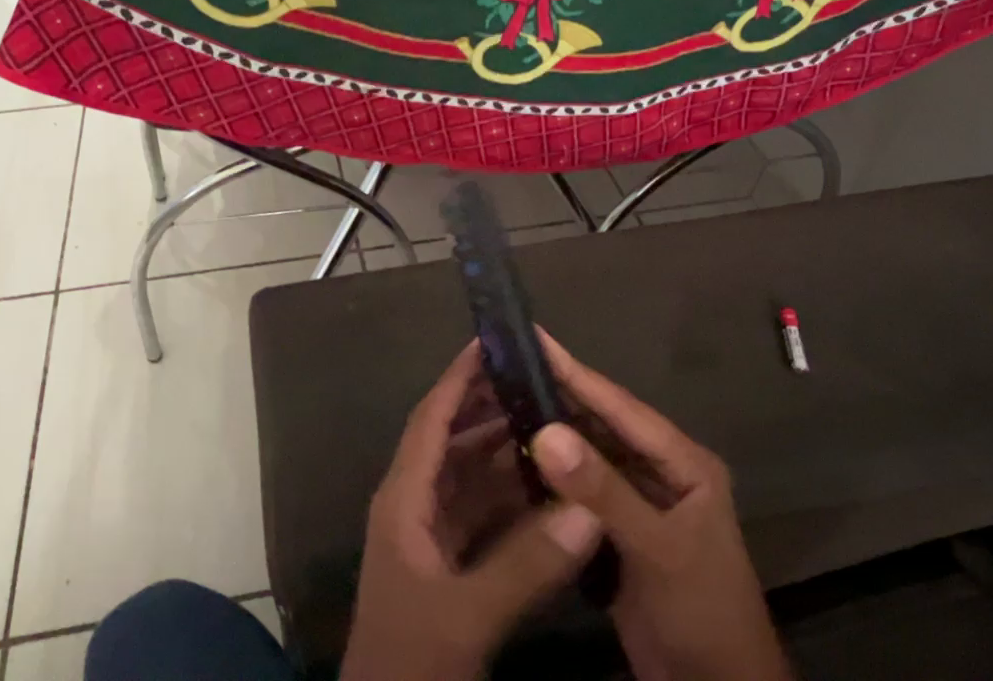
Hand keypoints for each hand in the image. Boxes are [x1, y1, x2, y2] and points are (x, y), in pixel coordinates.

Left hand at [342, 342, 606, 680]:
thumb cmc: (411, 656)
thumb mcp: (465, 614)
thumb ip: (524, 565)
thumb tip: (587, 512)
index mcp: (404, 500)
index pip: (430, 421)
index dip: (458, 380)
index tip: (491, 343)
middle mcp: (413, 506)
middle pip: (449, 439)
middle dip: (487, 406)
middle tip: (537, 378)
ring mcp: (428, 536)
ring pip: (467, 475)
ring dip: (501, 448)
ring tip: (550, 420)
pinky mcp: (446, 564)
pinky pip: (480, 512)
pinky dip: (509, 494)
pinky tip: (547, 487)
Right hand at [530, 334, 792, 680]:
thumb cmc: (700, 608)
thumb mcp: (656, 547)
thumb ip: (603, 490)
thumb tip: (545, 431)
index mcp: (682, 463)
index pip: (620, 406)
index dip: (575, 371)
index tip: (532, 338)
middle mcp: (659, 472)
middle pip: (600, 425)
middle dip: (556, 396)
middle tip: (502, 365)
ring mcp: (638, 503)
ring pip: (586, 456)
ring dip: (548, 433)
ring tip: (498, 402)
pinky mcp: (618, 532)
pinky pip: (578, 490)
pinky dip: (549, 474)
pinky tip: (513, 460)